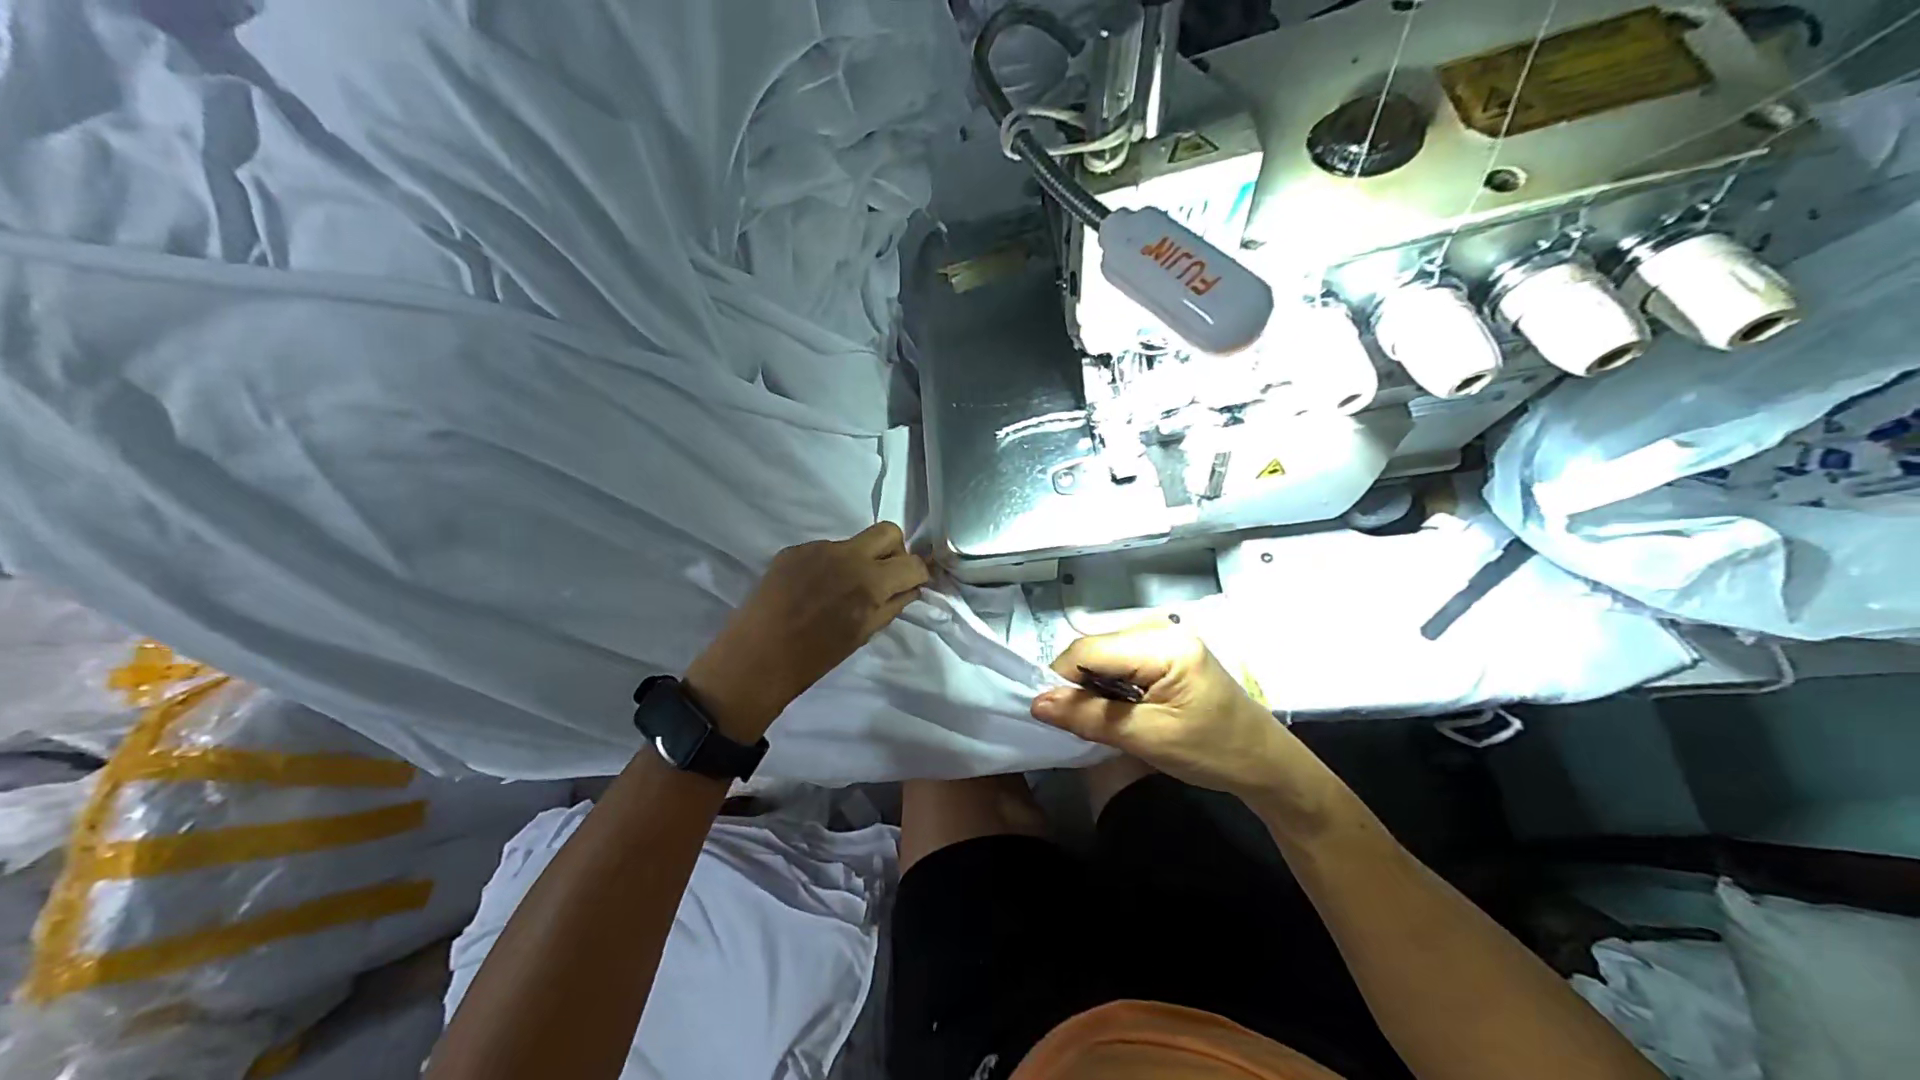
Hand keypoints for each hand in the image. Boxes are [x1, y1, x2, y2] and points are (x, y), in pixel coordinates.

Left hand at [685, 523, 928, 741]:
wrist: (757, 657)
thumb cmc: (816, 656)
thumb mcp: (863, 634)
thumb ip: (891, 606)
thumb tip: (909, 588)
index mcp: (870, 581)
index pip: (913, 562)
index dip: (918, 573)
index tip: (913, 584)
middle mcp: (848, 555)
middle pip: (888, 532)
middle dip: (895, 552)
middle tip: (884, 577)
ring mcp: (818, 548)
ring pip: (854, 542)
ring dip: (859, 560)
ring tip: (840, 590)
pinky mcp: (794, 550)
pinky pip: (824, 550)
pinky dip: (829, 565)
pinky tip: (813, 590)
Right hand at [1029, 626, 1339, 830]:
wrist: (1265, 764)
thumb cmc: (1213, 752)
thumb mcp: (1147, 739)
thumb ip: (1090, 716)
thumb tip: (1038, 703)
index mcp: (1163, 644)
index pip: (1088, 650)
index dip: (1062, 681)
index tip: (1056, 717)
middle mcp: (1160, 629)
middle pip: (1093, 650)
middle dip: (1079, 686)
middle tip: (1086, 725)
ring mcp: (1163, 638)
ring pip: (1102, 656)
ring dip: (1094, 688)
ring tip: (1108, 721)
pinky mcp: (1165, 651)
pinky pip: (1119, 661)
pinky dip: (1110, 686)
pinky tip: (1123, 711)